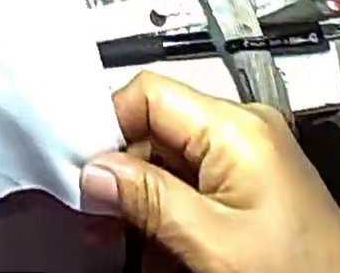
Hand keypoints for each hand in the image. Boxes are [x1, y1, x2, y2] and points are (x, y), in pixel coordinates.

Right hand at [81, 73, 339, 272]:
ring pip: (168, 158)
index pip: (148, 93)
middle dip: (123, 172)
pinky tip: (152, 246)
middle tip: (96, 217)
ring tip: (117, 239)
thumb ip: (149, 199)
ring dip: (140, 198)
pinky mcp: (252, 186)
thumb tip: (92, 170)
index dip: (111, 125)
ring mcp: (249, 157)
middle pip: (155, 126)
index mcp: (237, 127)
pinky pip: (191, 182)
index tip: (87, 169)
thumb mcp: (216, 247)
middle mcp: (243, 129)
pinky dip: (167, 210)